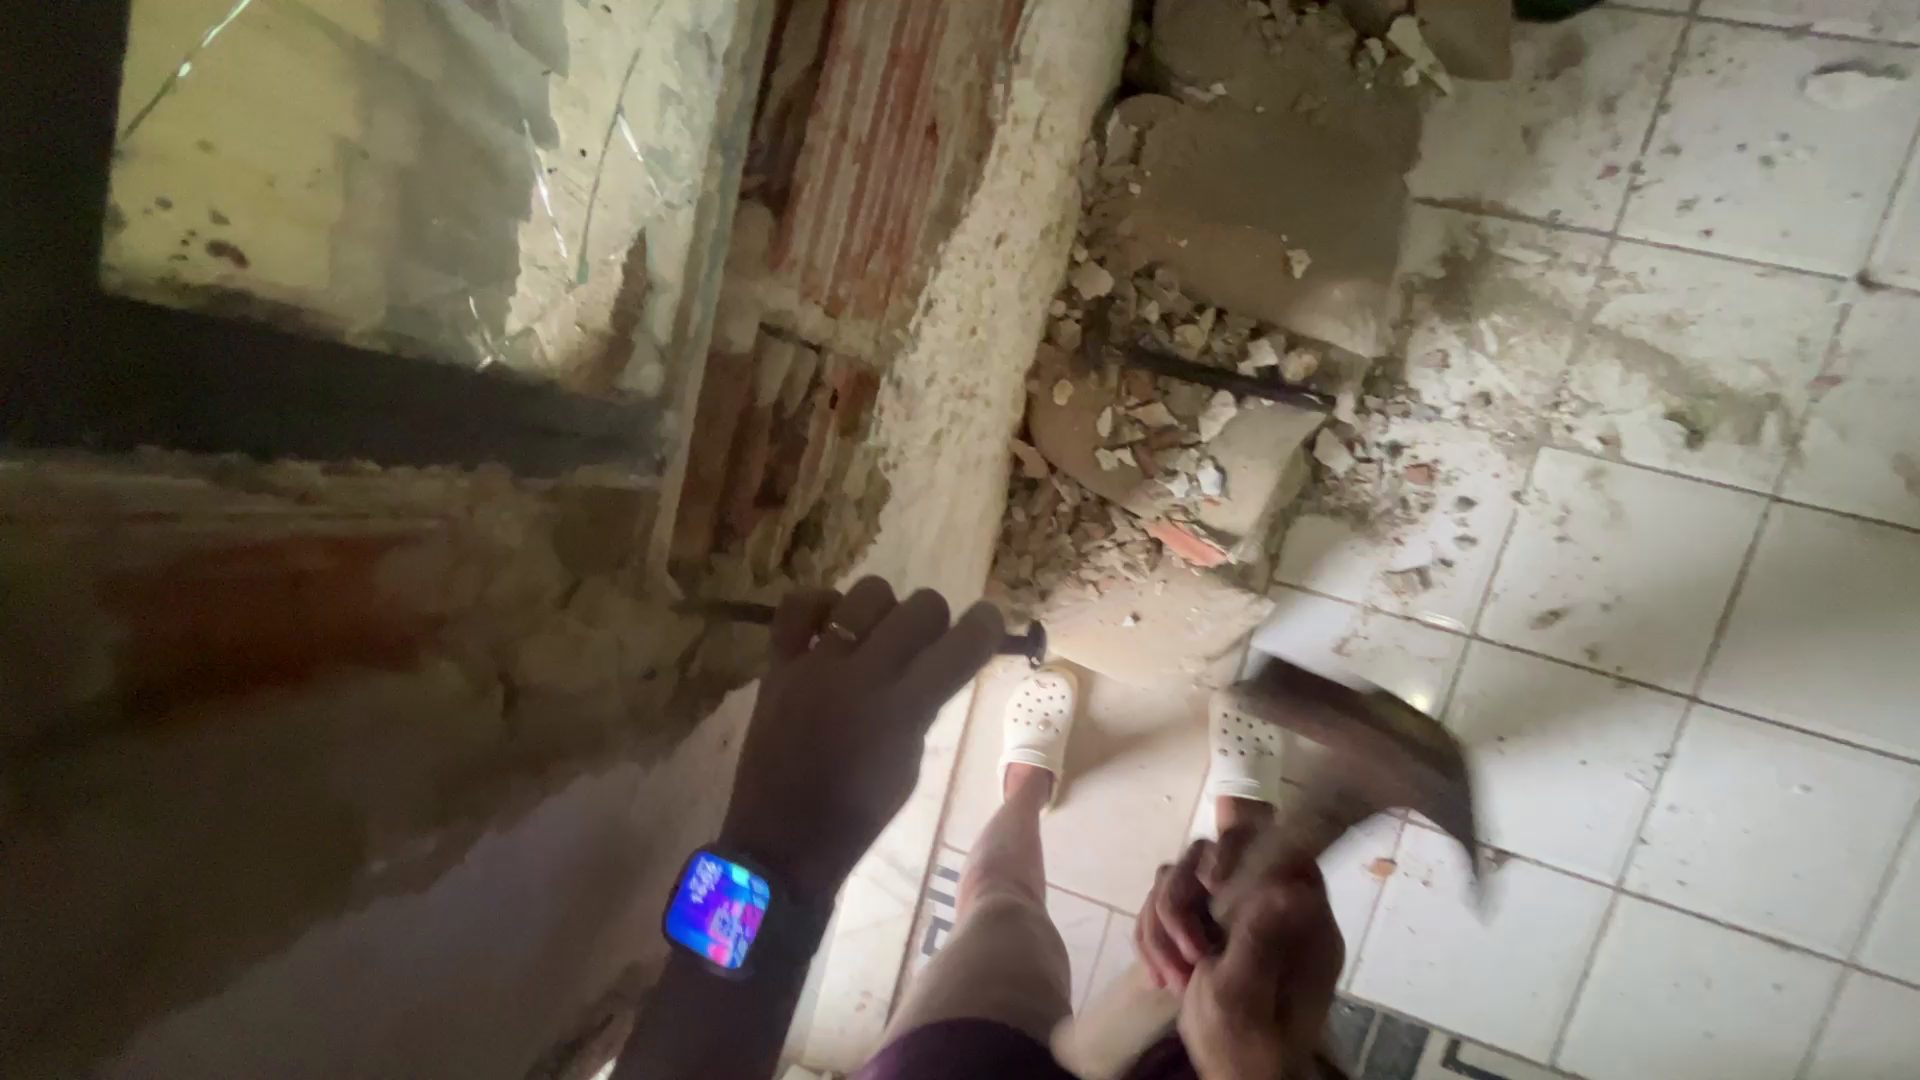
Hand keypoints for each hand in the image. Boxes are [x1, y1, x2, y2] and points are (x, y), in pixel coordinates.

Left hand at [720, 578, 1004, 905]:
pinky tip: (830, 626)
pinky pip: (797, 606)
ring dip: (883, 610)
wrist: (781, 842)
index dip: (985, 625)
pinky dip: (820, 605)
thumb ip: (925, 705)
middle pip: (921, 607)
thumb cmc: (859, 812)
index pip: (962, 645)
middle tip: (922, 644)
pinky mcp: (777, 665)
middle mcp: (864, 677)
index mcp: (904, 710)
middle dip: (934, 620)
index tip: (986, 620)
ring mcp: (816, 665)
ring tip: (873, 636)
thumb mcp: (911, 760)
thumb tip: (935, 661)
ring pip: (867, 593)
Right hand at [1176, 863, 1342, 1079]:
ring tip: (1174, 978)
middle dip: (1182, 905)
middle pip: (1209, 854)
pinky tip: (1160, 976)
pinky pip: (1159, 900)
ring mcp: (1228, 906)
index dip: (1236, 850)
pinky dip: (1151, 936)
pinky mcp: (1199, 917)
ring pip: (1176, 876)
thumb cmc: (1251, 1044)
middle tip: (1189, 951)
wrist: (1233, 1076)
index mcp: (1297, 911)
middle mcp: (1262, 897)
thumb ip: (1259, 931)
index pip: (1273, 843)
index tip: (1212, 884)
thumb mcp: (1248, 992)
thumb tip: (1290, 883)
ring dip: (1162, 928)